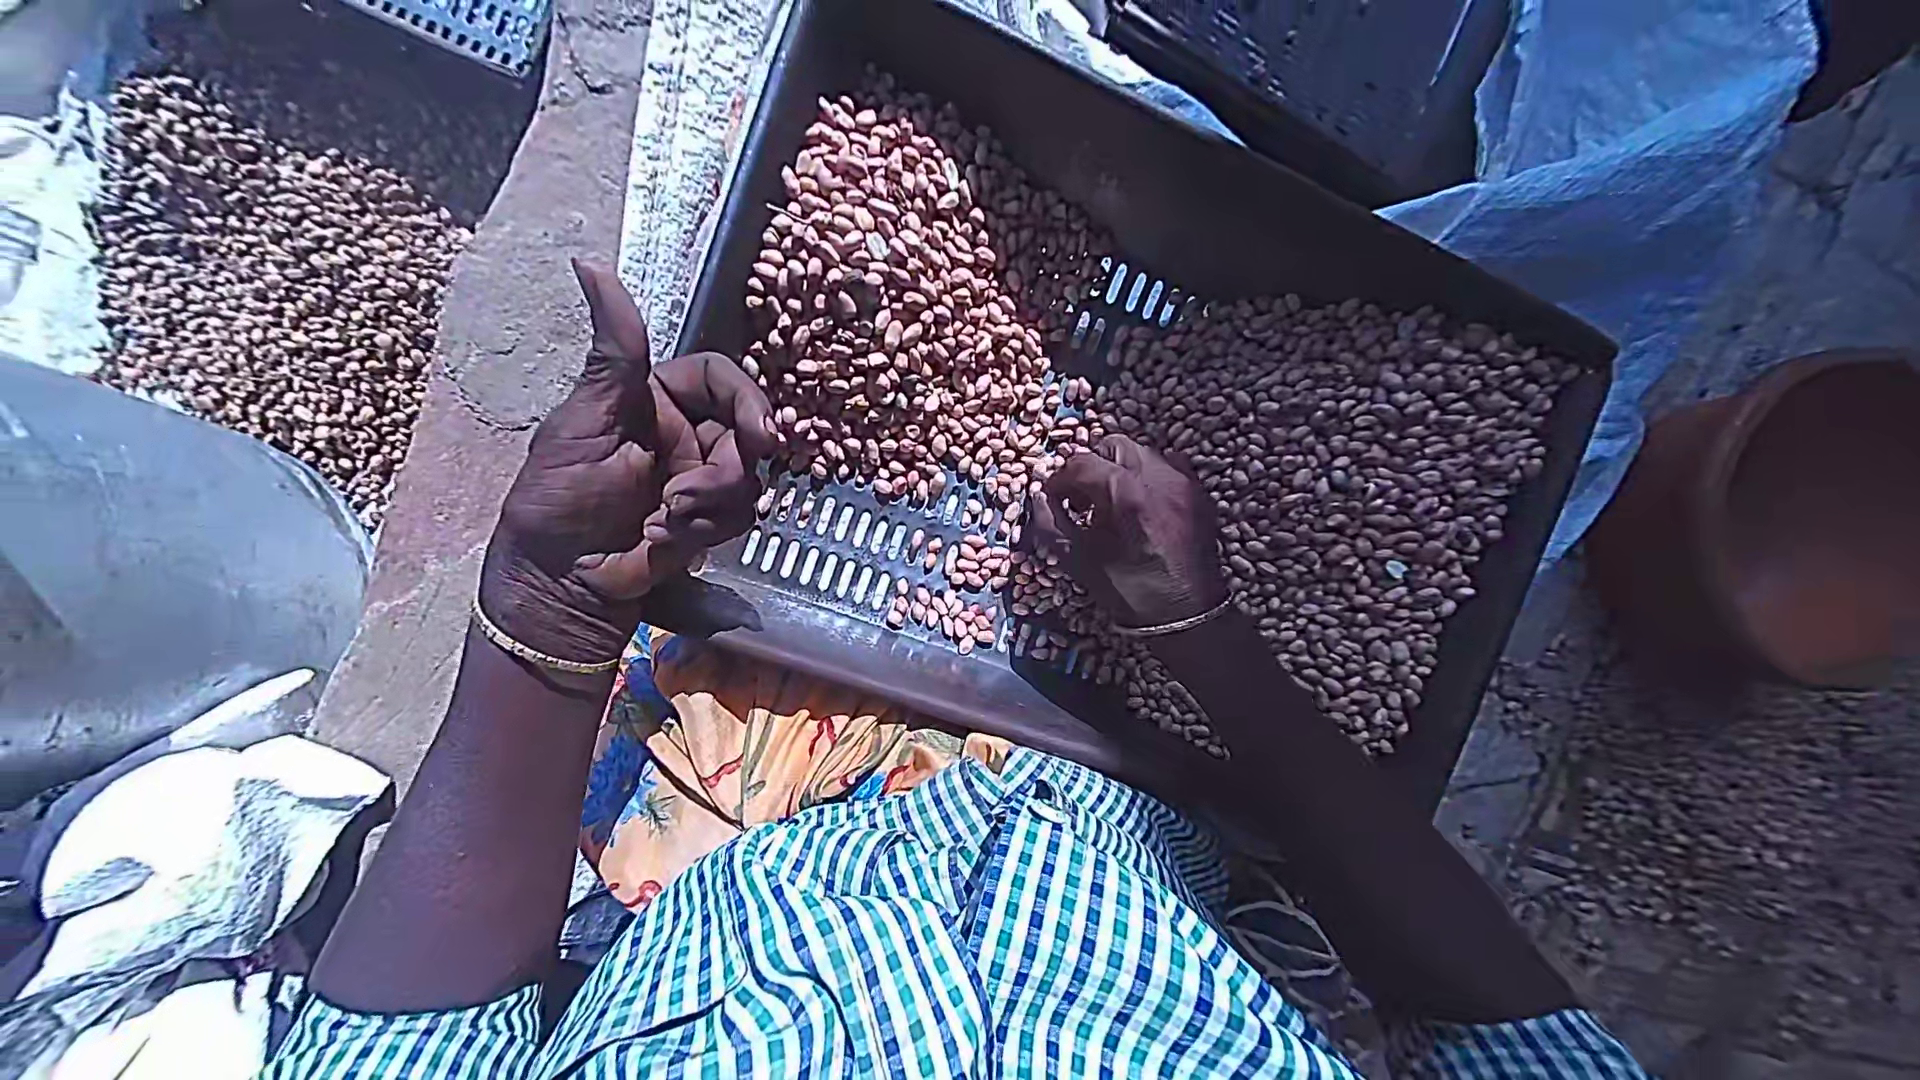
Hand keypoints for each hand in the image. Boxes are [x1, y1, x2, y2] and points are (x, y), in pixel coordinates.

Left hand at [478, 260, 775, 664]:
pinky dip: (709, 530)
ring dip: (709, 504)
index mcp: (655, 401)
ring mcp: (702, 478)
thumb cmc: (560, 498)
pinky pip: (742, 514)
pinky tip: (664, 539)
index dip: (747, 399)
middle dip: (725, 468)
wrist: (564, 582)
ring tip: (661, 521)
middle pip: (747, 431)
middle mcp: (687, 434)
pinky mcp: (711, 518)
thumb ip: (612, 354)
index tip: (762, 435)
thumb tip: (588, 264)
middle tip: (689, 495)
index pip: (720, 379)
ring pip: (750, 476)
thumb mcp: (584, 422)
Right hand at [1032, 434, 1226, 628]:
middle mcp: (1159, 480)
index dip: (1060, 479)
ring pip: (1140, 452)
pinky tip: (1137, 503)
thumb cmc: (1130, 592)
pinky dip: (1145, 475)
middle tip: (1078, 496)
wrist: (1186, 615)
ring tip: (1107, 502)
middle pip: (1112, 447)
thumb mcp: (1080, 562)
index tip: (1053, 497)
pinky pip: (1166, 465)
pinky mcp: (1197, 492)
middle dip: (1089, 466)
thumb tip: (1038, 498)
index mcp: (1128, 498)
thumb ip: (1051, 525)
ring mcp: (1182, 483)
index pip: (1083, 464)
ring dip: (1116, 469)